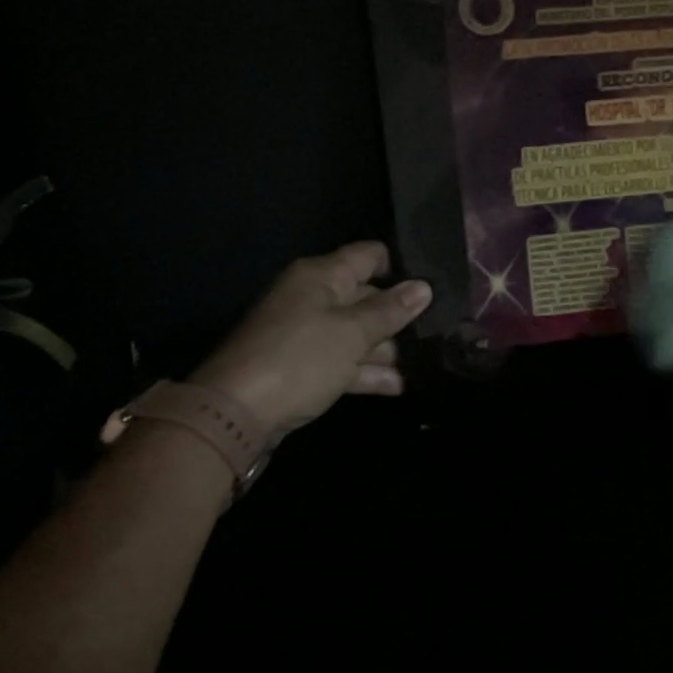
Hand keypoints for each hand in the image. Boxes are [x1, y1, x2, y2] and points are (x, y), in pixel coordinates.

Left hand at [189, 242, 430, 439]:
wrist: (232, 416)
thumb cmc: (298, 359)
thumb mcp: (352, 333)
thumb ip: (390, 310)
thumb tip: (423, 287)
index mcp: (321, 276)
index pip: (370, 255)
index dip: (402, 266)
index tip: (436, 283)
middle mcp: (313, 298)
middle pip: (366, 296)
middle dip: (399, 314)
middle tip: (439, 329)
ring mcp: (306, 335)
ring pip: (356, 333)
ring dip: (387, 349)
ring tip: (426, 361)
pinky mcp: (301, 368)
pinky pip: (342, 361)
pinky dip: (366, 372)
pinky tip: (399, 385)